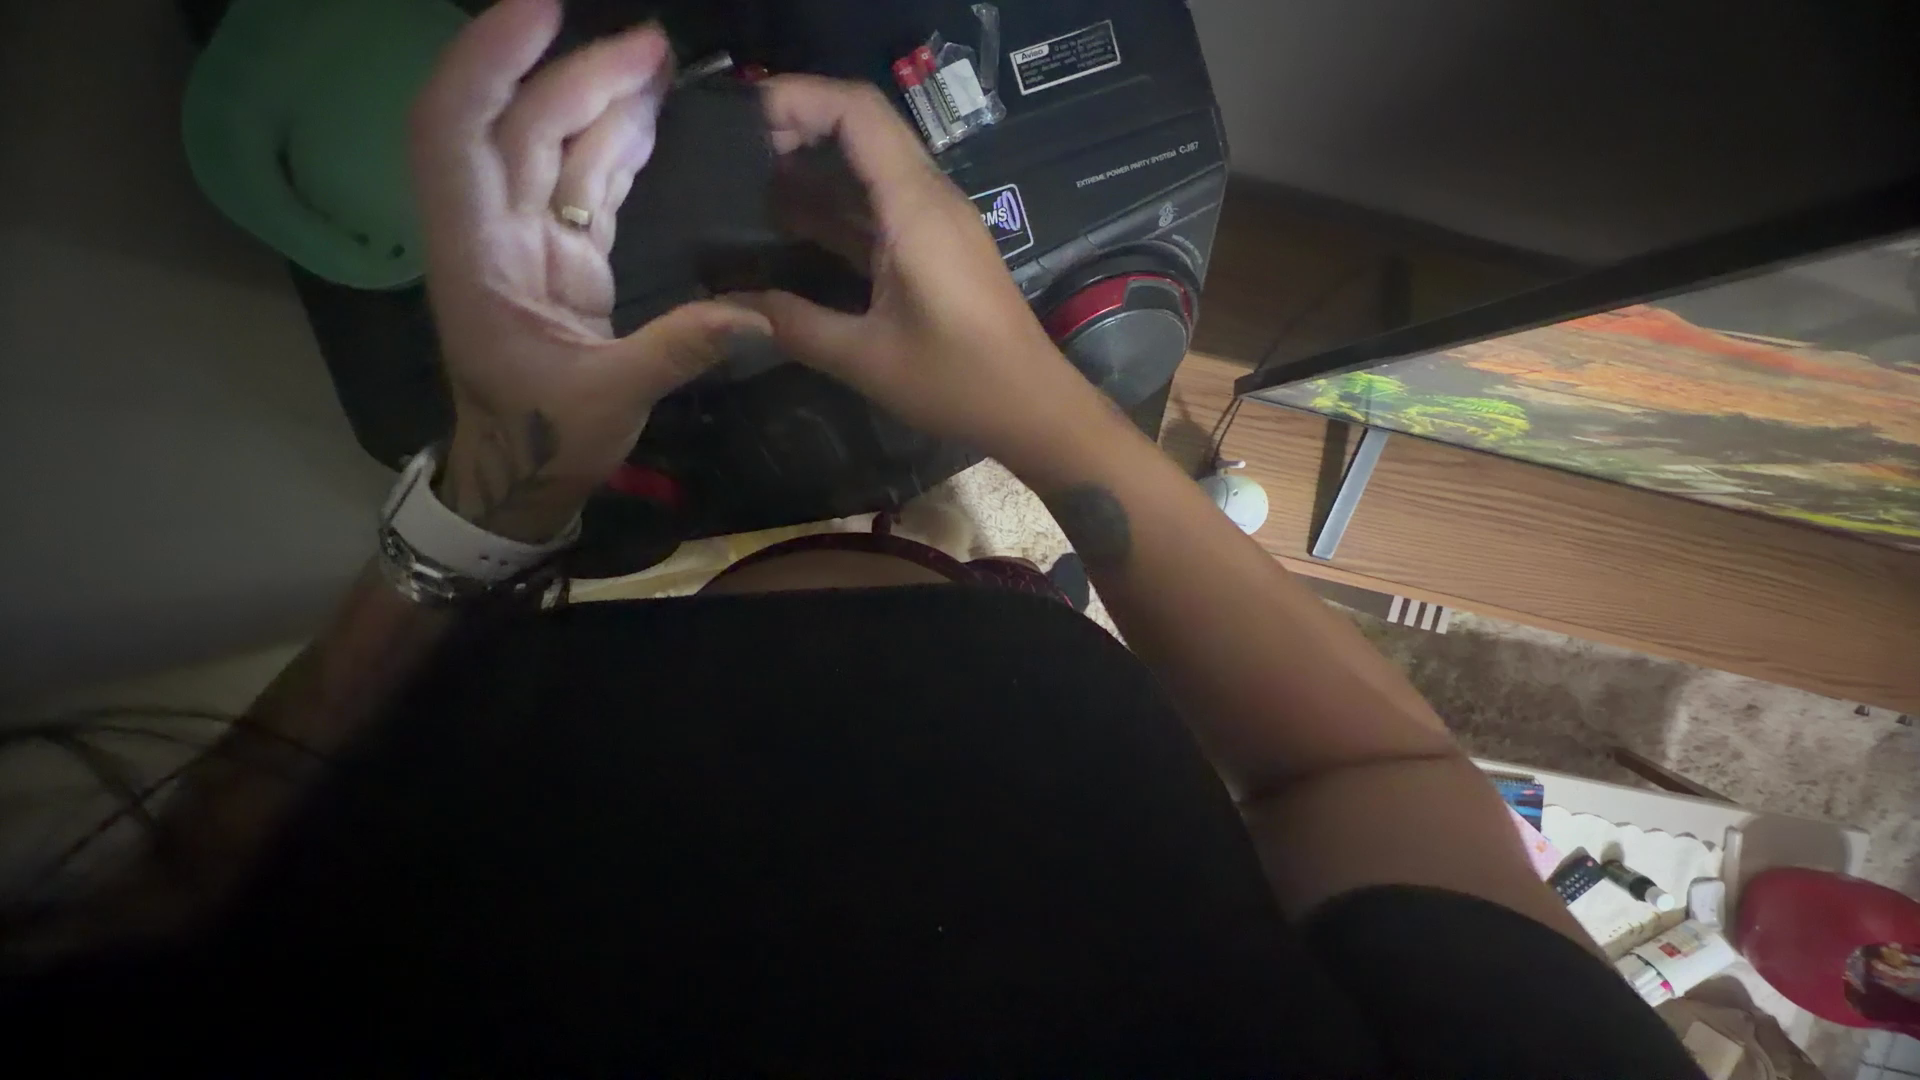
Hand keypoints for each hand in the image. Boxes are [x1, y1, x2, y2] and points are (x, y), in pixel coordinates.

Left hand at [410, 0, 769, 540]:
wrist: (524, 474)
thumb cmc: (543, 440)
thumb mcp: (609, 399)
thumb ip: (678, 350)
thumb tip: (756, 316)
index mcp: (481, 258)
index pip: (459, 134)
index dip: (488, 64)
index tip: (541, 11)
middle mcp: (496, 234)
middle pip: (523, 131)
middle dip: (579, 78)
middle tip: (653, 48)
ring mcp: (532, 246)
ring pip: (556, 153)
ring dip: (601, 105)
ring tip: (659, 68)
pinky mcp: (566, 263)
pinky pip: (586, 191)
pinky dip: (615, 153)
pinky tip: (648, 123)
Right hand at [740, 77, 1102, 462]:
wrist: (1033, 409)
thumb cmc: (958, 382)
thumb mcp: (866, 359)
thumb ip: (794, 325)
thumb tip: (727, 309)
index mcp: (915, 207)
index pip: (856, 110)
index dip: (796, 99)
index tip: (741, 124)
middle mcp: (930, 200)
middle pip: (862, 131)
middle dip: (796, 132)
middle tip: (732, 162)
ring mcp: (938, 225)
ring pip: (871, 173)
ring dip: (815, 176)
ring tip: (748, 196)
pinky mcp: (941, 251)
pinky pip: (884, 211)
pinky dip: (840, 214)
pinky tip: (794, 235)